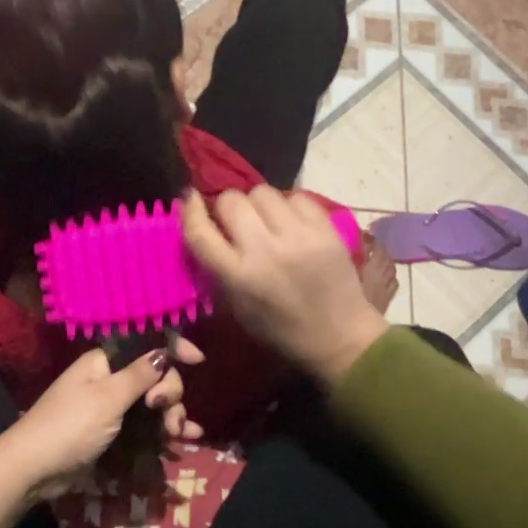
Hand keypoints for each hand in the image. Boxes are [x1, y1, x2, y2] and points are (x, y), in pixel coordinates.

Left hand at [0, 339, 203, 527]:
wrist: (35, 469)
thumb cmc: (69, 426)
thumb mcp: (107, 398)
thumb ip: (139, 375)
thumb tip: (163, 353)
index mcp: (104, 362)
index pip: (144, 344)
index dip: (172, 347)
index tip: (198, 359)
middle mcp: (109, 380)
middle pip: (154, 376)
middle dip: (170, 393)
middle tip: (164, 413)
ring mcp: (112, 408)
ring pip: (153, 404)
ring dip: (171, 415)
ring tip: (177, 435)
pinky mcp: (113, 434)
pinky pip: (146, 427)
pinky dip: (165, 431)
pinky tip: (186, 439)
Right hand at [182, 187, 387, 383]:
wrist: (337, 335)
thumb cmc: (278, 328)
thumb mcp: (235, 305)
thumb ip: (216, 267)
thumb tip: (203, 226)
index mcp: (237, 276)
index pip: (200, 231)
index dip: (190, 210)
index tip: (191, 200)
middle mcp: (264, 251)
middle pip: (231, 200)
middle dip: (226, 207)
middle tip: (235, 220)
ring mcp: (297, 236)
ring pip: (262, 192)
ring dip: (257, 204)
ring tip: (265, 220)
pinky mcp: (325, 229)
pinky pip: (295, 197)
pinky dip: (288, 206)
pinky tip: (291, 223)